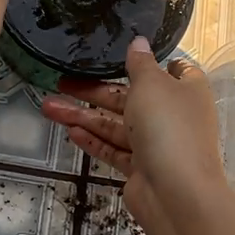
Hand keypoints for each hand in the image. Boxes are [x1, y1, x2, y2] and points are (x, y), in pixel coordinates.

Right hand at [41, 37, 226, 234]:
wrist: (176, 192)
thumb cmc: (168, 126)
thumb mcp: (152, 84)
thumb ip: (140, 63)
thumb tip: (139, 41)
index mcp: (186, 91)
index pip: (172, 70)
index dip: (149, 62)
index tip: (121, 55)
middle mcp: (174, 116)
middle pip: (131, 97)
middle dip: (94, 90)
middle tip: (61, 81)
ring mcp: (157, 144)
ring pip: (117, 125)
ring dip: (83, 115)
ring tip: (48, 107)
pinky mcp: (141, 168)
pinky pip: (114, 149)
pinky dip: (94, 139)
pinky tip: (69, 130)